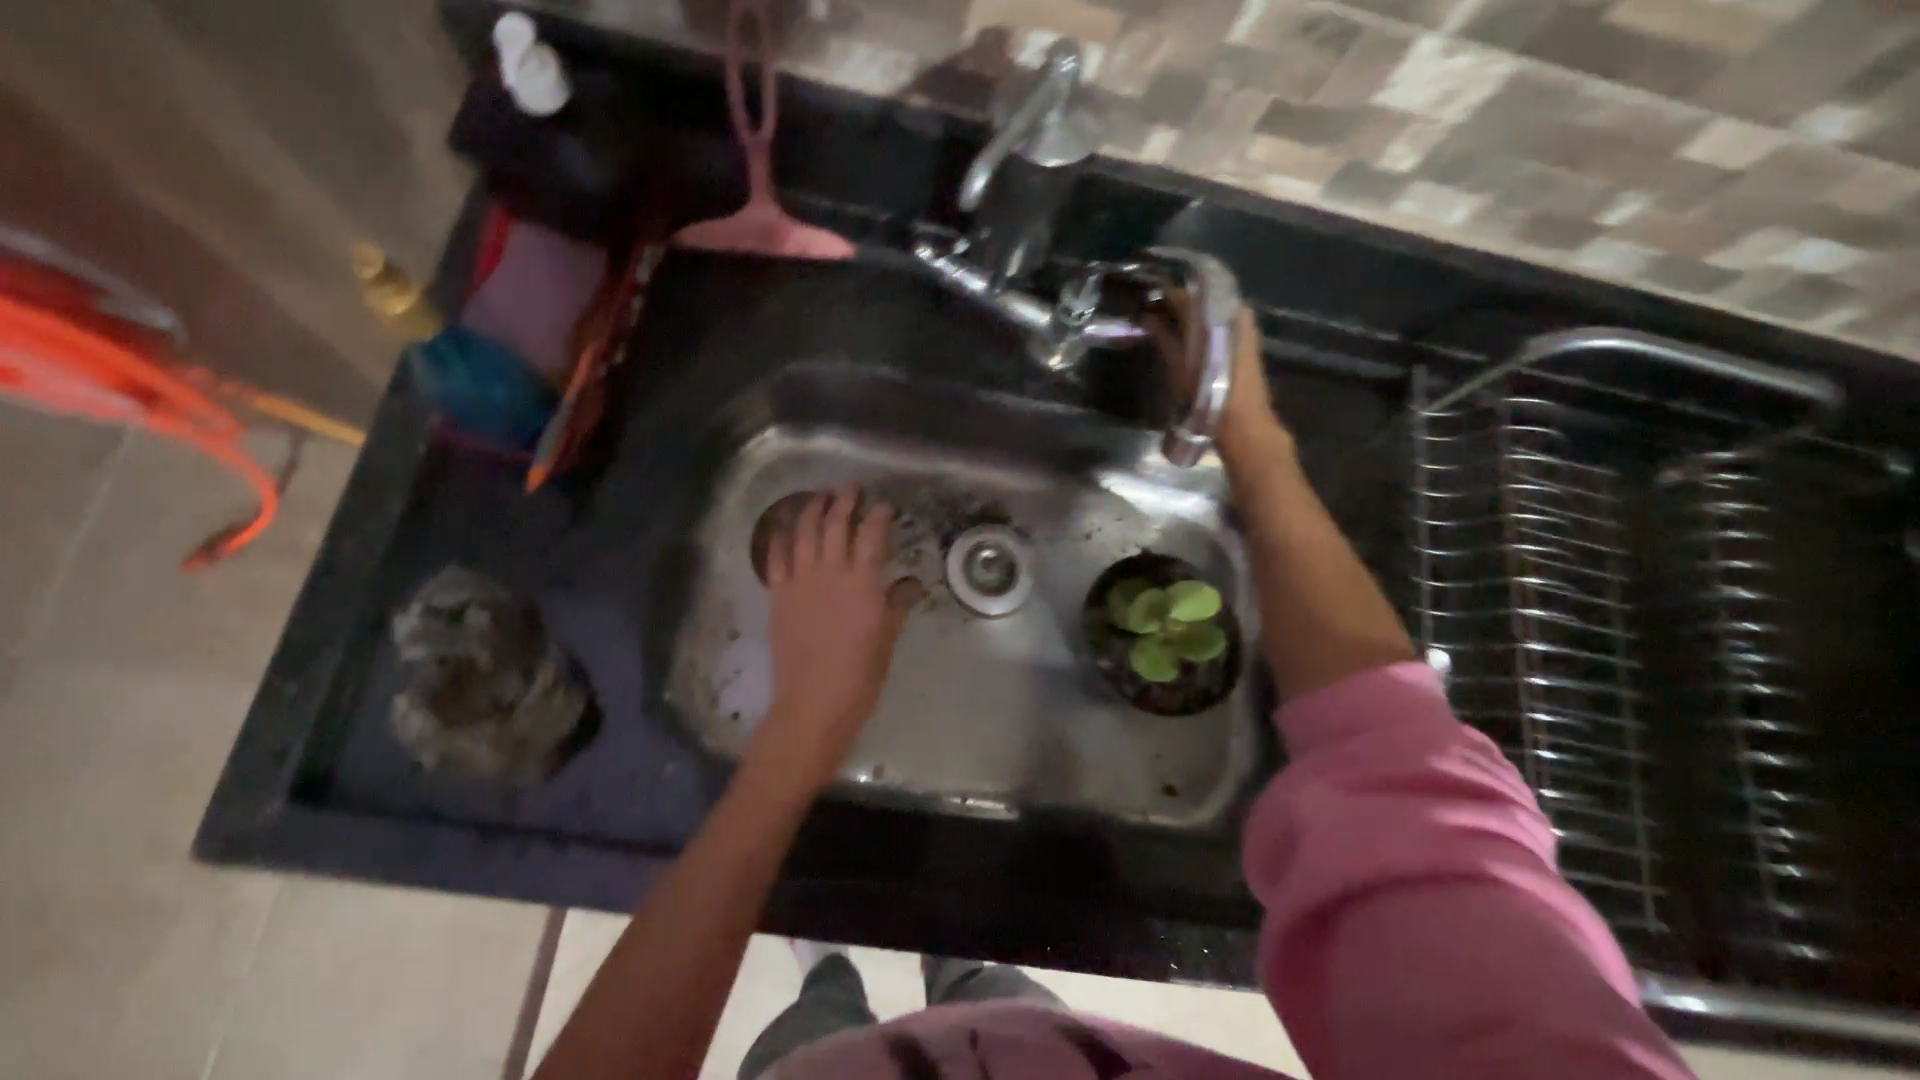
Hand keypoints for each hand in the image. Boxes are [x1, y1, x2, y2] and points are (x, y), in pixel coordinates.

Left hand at [750, 484, 920, 794]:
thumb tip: (911, 584)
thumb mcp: (887, 638)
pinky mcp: (777, 595)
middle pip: (836, 524)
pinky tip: (784, 527)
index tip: (884, 505)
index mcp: (863, 582)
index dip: (879, 515)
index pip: (872, 534)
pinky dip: (780, 537)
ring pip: (804, 532)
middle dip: (844, 501)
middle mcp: (830, 571)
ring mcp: (799, 581)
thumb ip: (897, 604)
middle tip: (851, 488)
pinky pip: (776, 557)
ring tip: (818, 497)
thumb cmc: (860, 674)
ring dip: (811, 509)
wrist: (814, 701)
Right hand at [1147, 292, 1281, 446]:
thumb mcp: (1178, 364)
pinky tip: (1189, 338)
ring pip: (1210, 310)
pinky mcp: (1249, 335)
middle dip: (1177, 306)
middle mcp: (1231, 309)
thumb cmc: (1207, 392)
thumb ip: (1163, 336)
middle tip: (1155, 316)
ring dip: (1191, 316)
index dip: (1162, 298)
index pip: (1181, 294)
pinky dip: (1204, 325)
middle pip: (1199, 299)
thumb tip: (1147, 316)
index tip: (1145, 304)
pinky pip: (1221, 321)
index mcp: (1212, 312)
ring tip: (1169, 328)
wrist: (1242, 419)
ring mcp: (1243, 321)